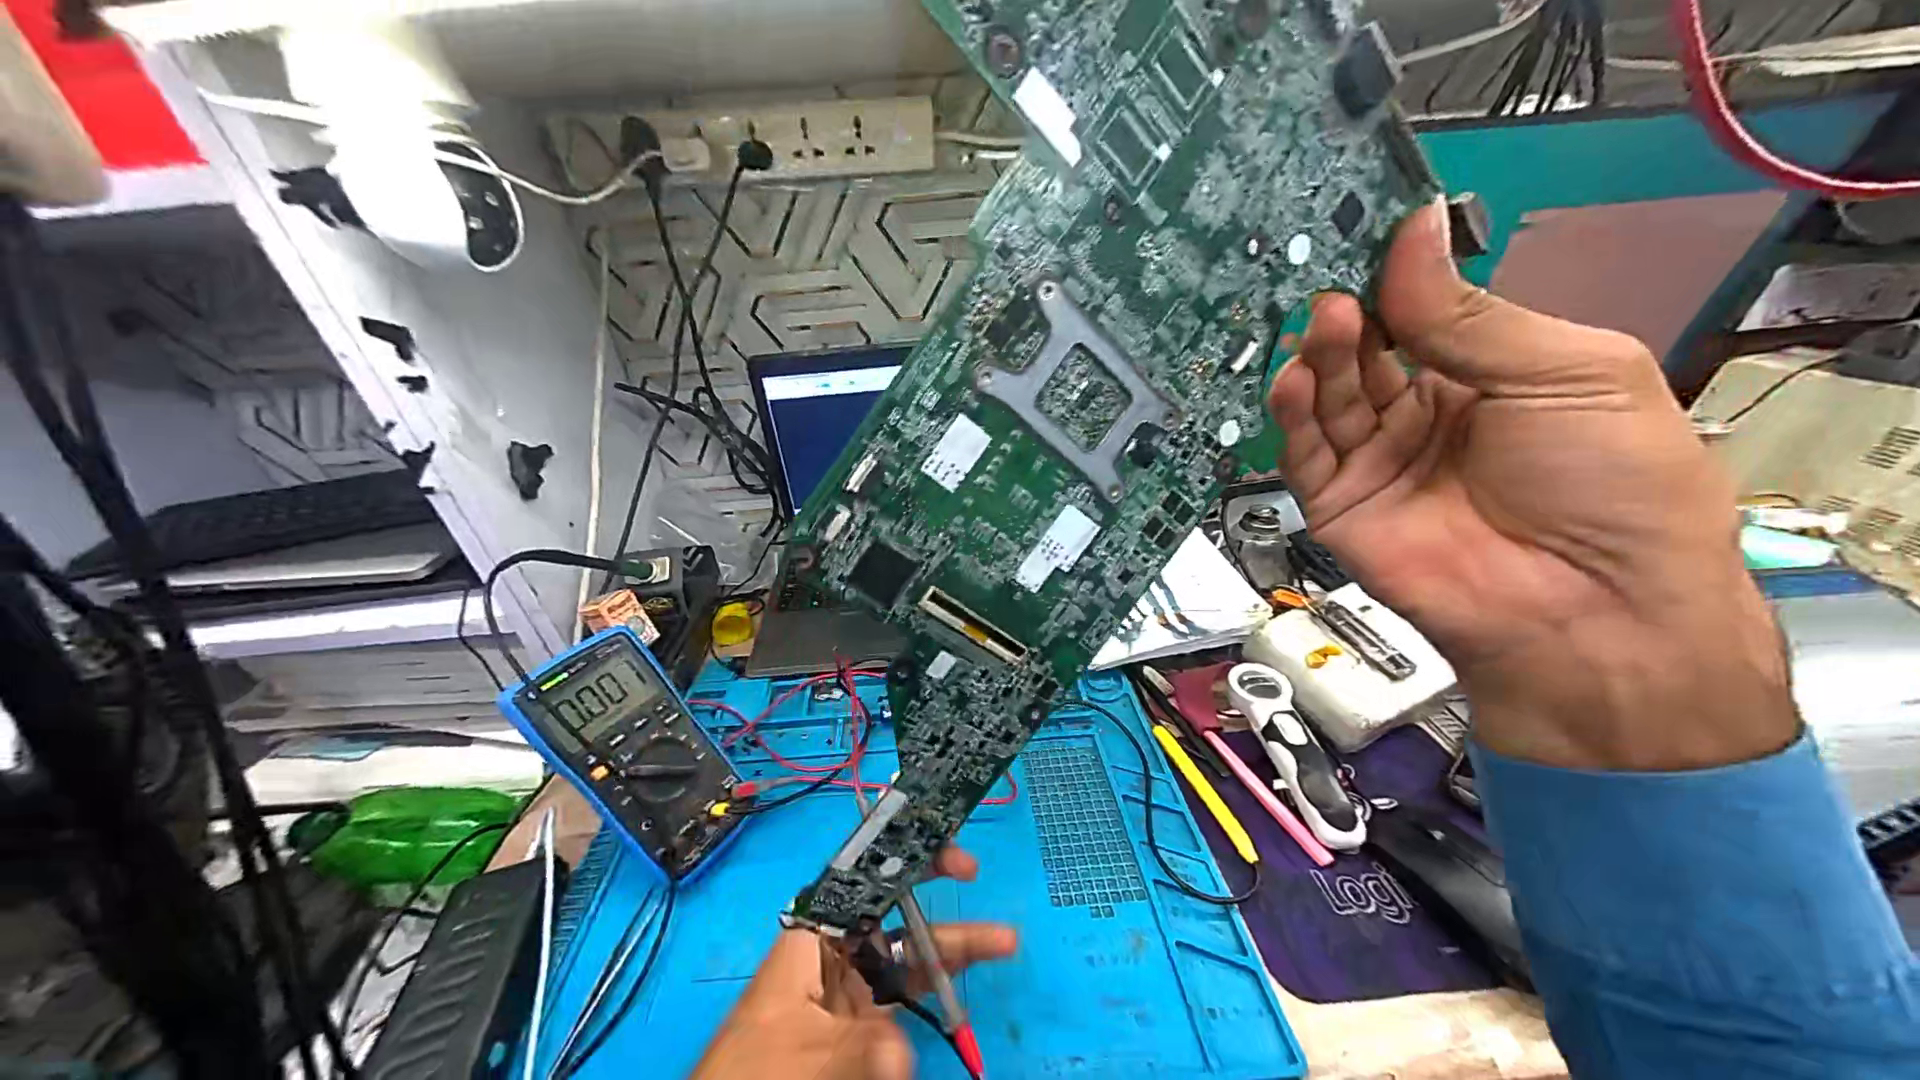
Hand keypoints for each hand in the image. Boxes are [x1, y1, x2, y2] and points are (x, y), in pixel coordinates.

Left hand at [689, 848, 1016, 1079]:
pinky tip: (962, 1000)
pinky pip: (907, 997)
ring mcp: (853, 990)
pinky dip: (938, 996)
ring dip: (952, 948)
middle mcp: (837, 952)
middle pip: (895, 910)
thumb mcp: (800, 1056)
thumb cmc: (750, 1069)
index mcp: (814, 936)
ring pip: (910, 955)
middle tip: (972, 869)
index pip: (861, 880)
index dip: (899, 854)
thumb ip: (853, 1051)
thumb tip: (901, 1054)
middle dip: (933, 886)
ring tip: (1003, 940)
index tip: (935, 842)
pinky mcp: (863, 1026)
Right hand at [1266, 200, 1795, 770]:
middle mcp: (1421, 416)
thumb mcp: (1565, 373)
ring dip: (1320, 360)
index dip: (1393, 283)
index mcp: (1484, 379)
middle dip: (1349, 322)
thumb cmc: (1608, 483)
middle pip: (1365, 357)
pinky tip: (1293, 381)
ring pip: (1328, 400)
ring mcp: (1375, 462)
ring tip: (1322, 326)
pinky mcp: (1337, 504)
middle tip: (1335, 293)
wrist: (1586, 610)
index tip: (1364, 242)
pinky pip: (1305, 455)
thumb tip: (1413, 231)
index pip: (1419, 320)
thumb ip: (1469, 315)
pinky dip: (1293, 418)